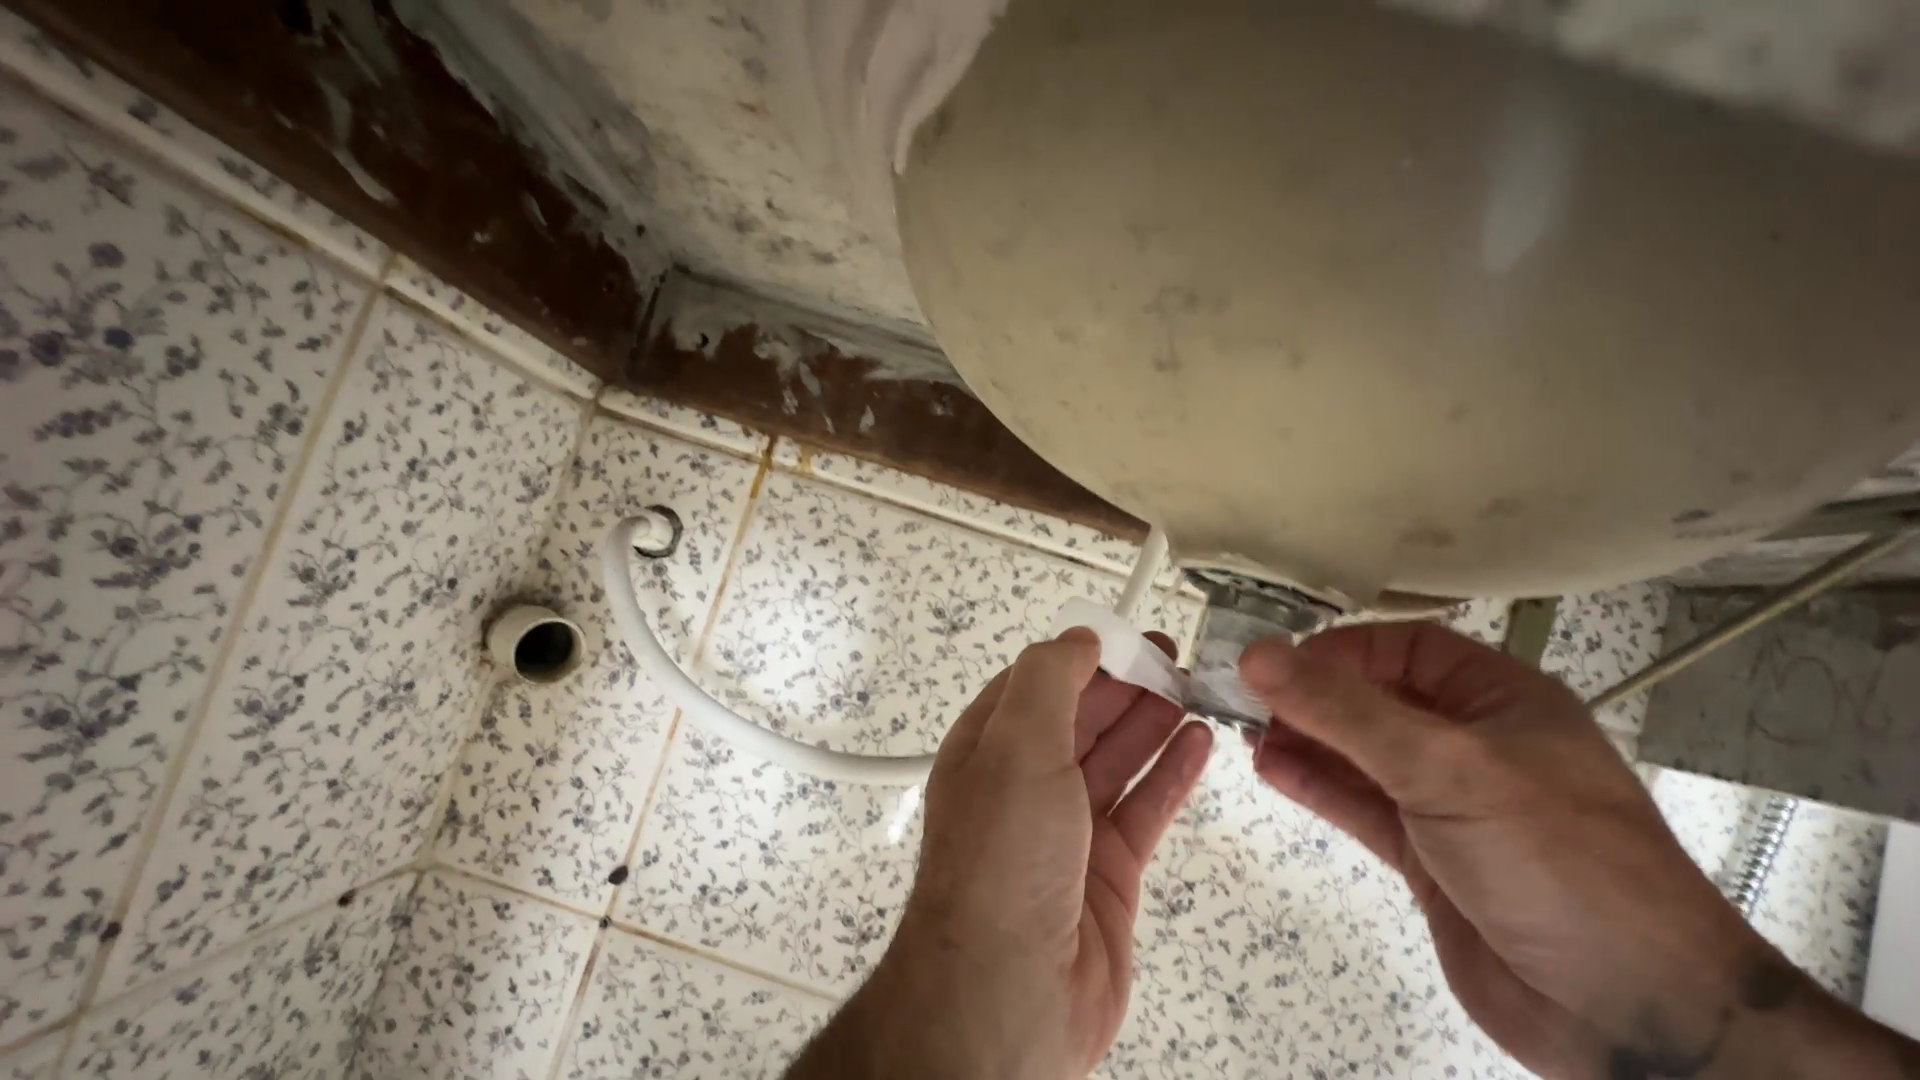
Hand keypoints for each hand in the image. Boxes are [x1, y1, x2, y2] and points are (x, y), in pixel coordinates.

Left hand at [786, 627, 1213, 1079]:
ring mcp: (1067, 830)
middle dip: (1124, 685)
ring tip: (1191, 691)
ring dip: (1152, 723)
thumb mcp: (1016, 745)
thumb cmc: (1001, 866)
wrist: (1012, 992)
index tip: (1128, 637)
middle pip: (1081, 718)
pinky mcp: (1107, 872)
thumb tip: (1078, 638)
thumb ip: (1047, 680)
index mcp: (988, 749)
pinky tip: (1195, 745)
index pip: (1038, 684)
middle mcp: (1023, 786)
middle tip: (1173, 660)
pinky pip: (1145, 808)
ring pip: (1116, 760)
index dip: (1083, 656)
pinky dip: (1170, 774)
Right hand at [1239, 622, 1919, 1079]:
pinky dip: (1315, 786)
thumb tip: (1258, 655)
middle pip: (1374, 699)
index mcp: (1500, 700)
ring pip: (1360, 754)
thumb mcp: (1445, 767)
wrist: (1628, 1014)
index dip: (1339, 650)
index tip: (1275, 663)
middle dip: (1310, 696)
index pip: (1404, 648)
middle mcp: (1472, 743)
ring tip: (1244, 734)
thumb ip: (1345, 710)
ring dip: (1304, 740)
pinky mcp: (1426, 855)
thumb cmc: (1553, 860)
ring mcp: (1447, 802)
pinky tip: (1271, 770)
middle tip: (1245, 700)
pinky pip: (1360, 805)